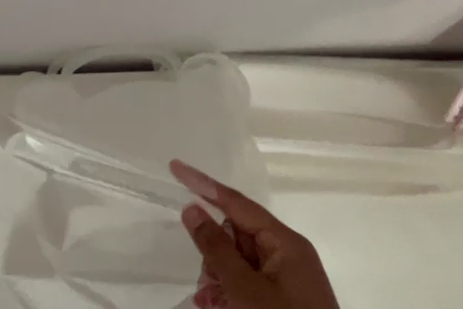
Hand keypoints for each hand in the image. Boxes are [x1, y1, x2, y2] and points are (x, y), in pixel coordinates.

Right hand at [170, 160, 339, 308]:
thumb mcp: (245, 289)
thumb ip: (216, 247)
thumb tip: (192, 208)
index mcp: (285, 243)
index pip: (236, 202)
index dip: (203, 184)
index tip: (174, 167)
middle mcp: (288, 255)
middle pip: (236, 235)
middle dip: (213, 254)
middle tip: (207, 285)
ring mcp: (287, 280)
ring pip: (238, 262)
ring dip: (219, 279)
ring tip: (212, 304)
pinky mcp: (284, 301)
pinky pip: (248, 283)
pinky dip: (230, 293)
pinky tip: (218, 306)